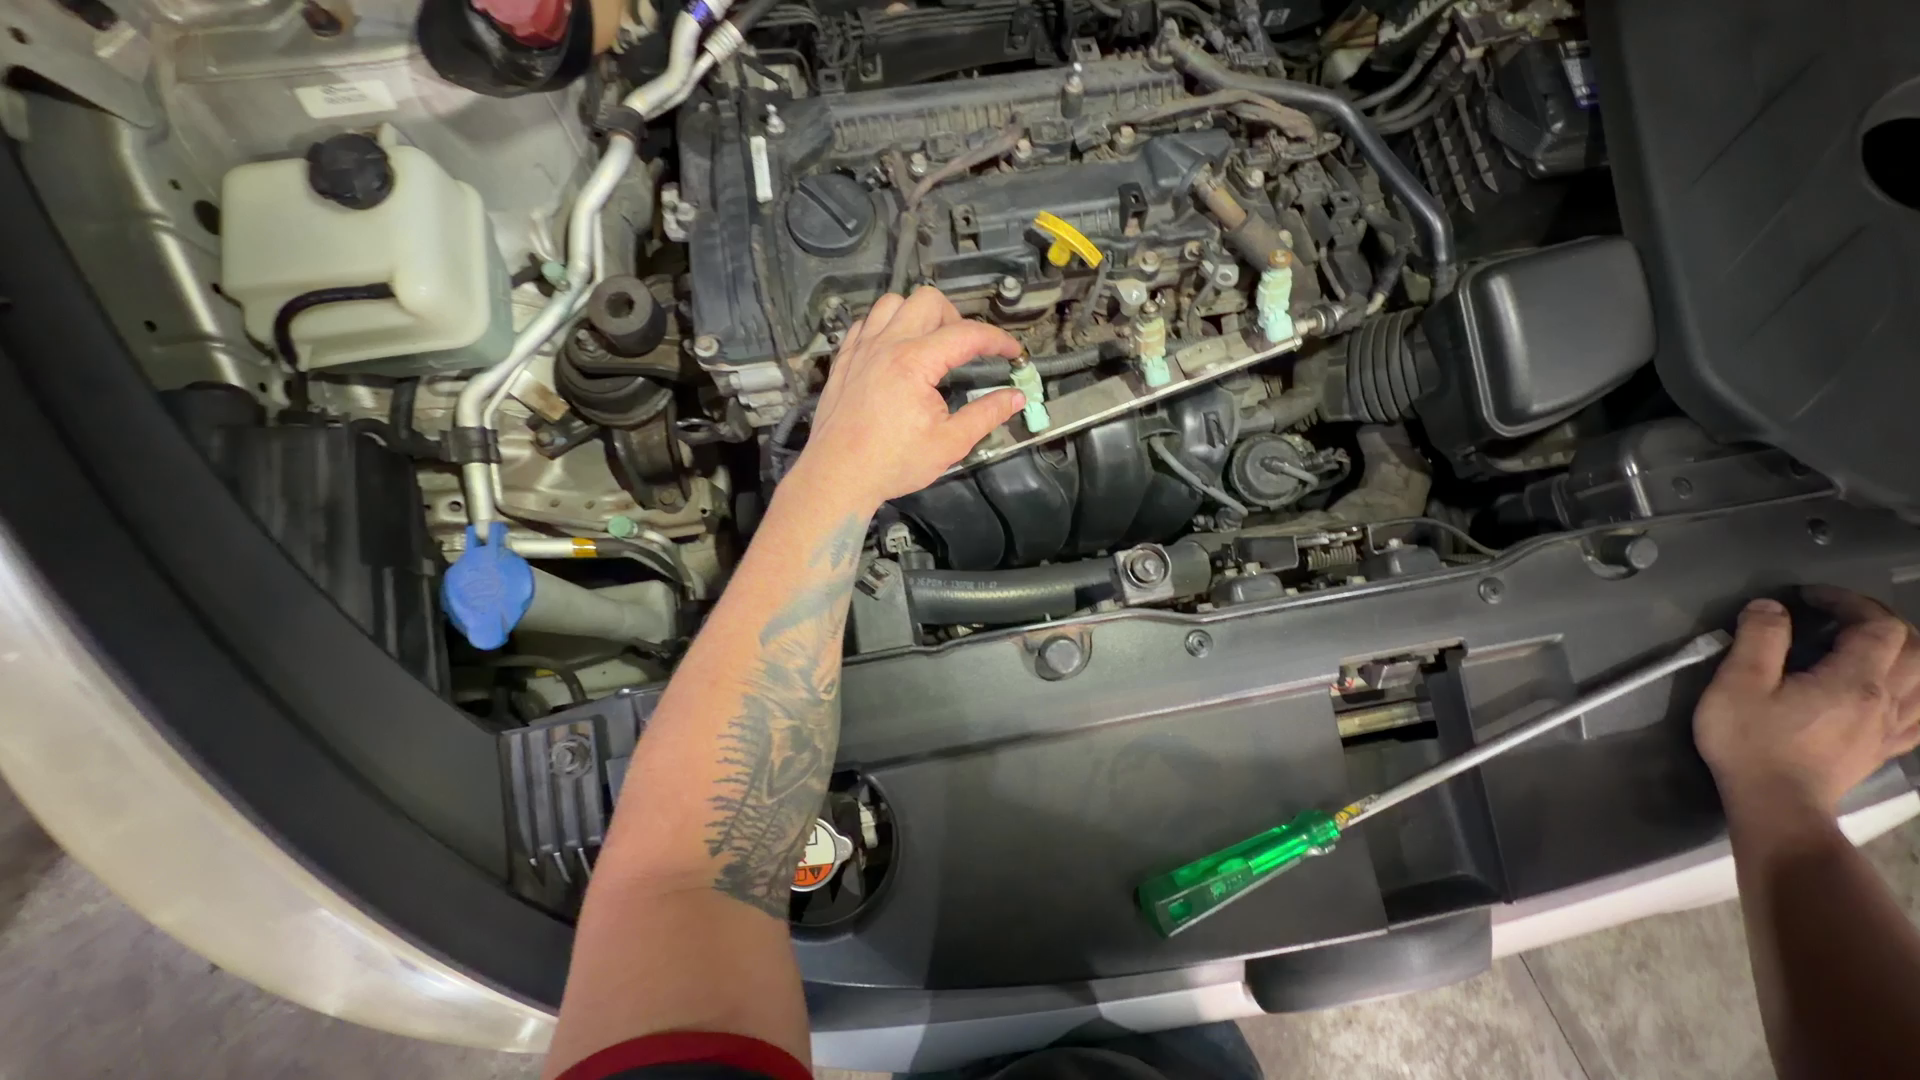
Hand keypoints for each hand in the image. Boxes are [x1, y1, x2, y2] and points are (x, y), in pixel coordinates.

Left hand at [791, 286, 1024, 510]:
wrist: (837, 476)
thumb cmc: (893, 463)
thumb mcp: (950, 443)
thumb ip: (986, 414)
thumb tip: (1016, 397)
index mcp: (915, 362)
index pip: (967, 334)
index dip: (997, 341)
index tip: (1013, 353)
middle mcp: (887, 344)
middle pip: (928, 301)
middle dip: (956, 319)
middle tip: (966, 350)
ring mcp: (861, 349)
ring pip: (893, 303)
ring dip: (918, 315)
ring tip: (930, 344)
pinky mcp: (844, 359)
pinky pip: (866, 323)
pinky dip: (886, 327)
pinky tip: (895, 351)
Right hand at [1695, 590, 1919, 814]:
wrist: (1775, 802)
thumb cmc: (1751, 740)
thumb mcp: (1738, 684)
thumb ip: (1758, 640)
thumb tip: (1772, 607)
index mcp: (1855, 680)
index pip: (1878, 627)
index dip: (1849, 602)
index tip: (1809, 596)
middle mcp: (1887, 700)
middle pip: (1914, 649)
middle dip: (1882, 623)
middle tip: (1838, 616)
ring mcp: (1891, 727)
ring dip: (1907, 654)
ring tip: (1870, 646)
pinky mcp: (1884, 747)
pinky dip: (1918, 695)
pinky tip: (1900, 692)